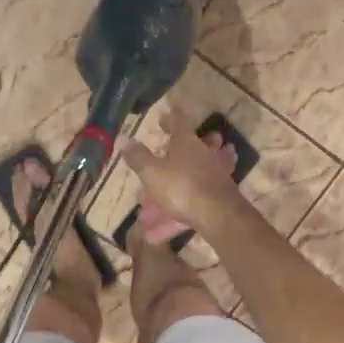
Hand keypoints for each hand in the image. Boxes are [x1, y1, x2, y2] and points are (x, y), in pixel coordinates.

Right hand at [120, 108, 246, 244]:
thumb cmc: (182, 187)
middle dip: (188, 145)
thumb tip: (124, 139)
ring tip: (173, 186)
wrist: (217, 214)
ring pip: (200, 173)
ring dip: (187, 178)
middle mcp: (204, 154)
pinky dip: (184, 209)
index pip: (178, 122)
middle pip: (200, 144)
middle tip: (175, 147)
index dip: (170, 118)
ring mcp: (215, 175)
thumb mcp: (153, 172)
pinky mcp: (219, 197)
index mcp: (186, 142)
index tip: (164, 116)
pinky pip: (199, 198)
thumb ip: (139, 158)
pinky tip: (167, 226)